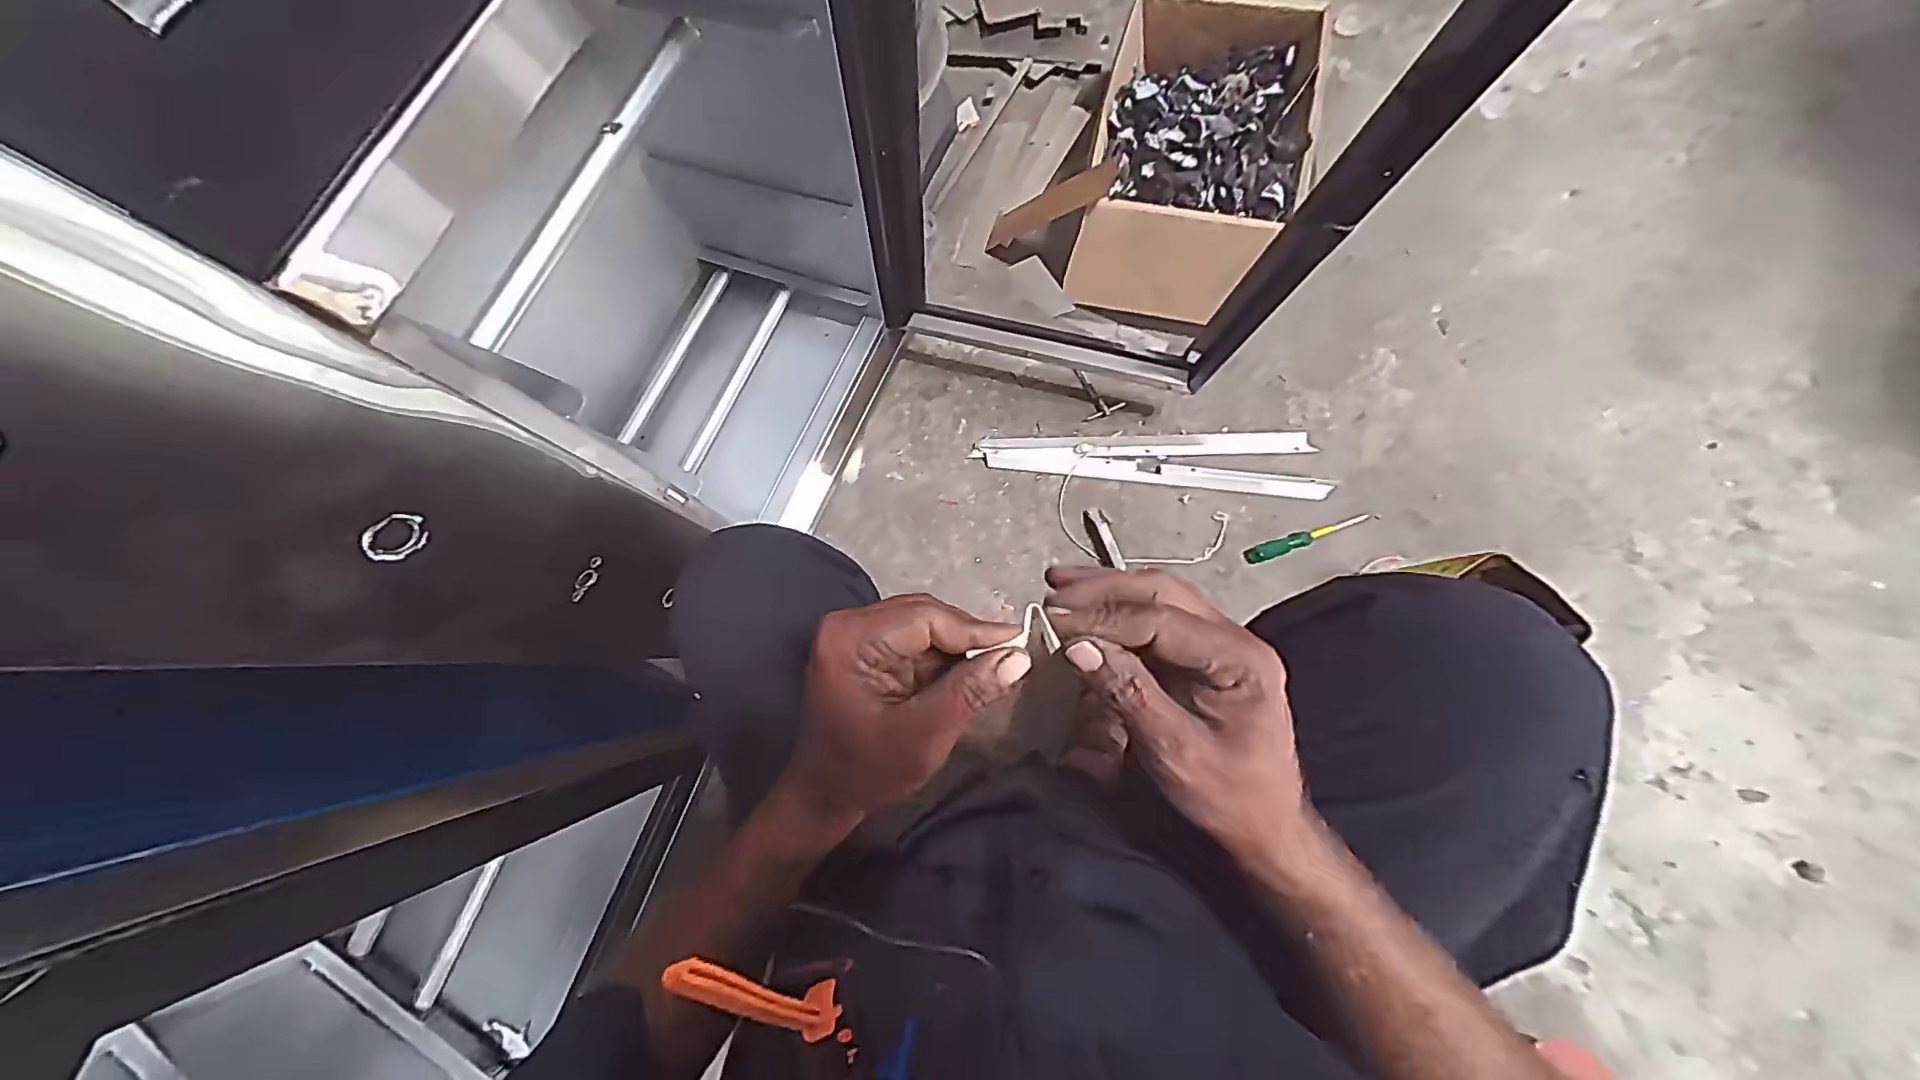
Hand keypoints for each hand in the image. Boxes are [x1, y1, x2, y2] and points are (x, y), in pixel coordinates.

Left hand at [783, 594, 1031, 821]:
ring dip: (958, 647)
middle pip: (924, 614)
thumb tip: (1017, 658)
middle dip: (967, 637)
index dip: (974, 629)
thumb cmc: (865, 772)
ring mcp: (856, 634)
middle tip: (1009, 656)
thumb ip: (968, 693)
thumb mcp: (923, 736)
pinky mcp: (868, 648)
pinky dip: (944, 656)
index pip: (924, 617)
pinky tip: (965, 674)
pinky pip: (916, 639)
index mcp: (850, 639)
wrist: (826, 795)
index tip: (1017, 641)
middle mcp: (849, 625)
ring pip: (924, 623)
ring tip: (992, 667)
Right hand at [1046, 567, 1311, 857]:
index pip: (1161, 621)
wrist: (1264, 821)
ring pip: (1160, 593)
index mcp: (1239, 660)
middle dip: (1102, 589)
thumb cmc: (1227, 794)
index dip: (1104, 618)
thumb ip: (1128, 693)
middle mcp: (1235, 637)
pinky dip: (1120, 603)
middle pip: (1162, 592)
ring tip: (1061, 584)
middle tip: (1053, 598)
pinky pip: (1158, 613)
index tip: (1056, 623)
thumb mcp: (1173, 751)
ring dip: (1108, 587)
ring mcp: (1221, 639)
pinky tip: (1090, 600)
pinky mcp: (1202, 650)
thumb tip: (1079, 648)